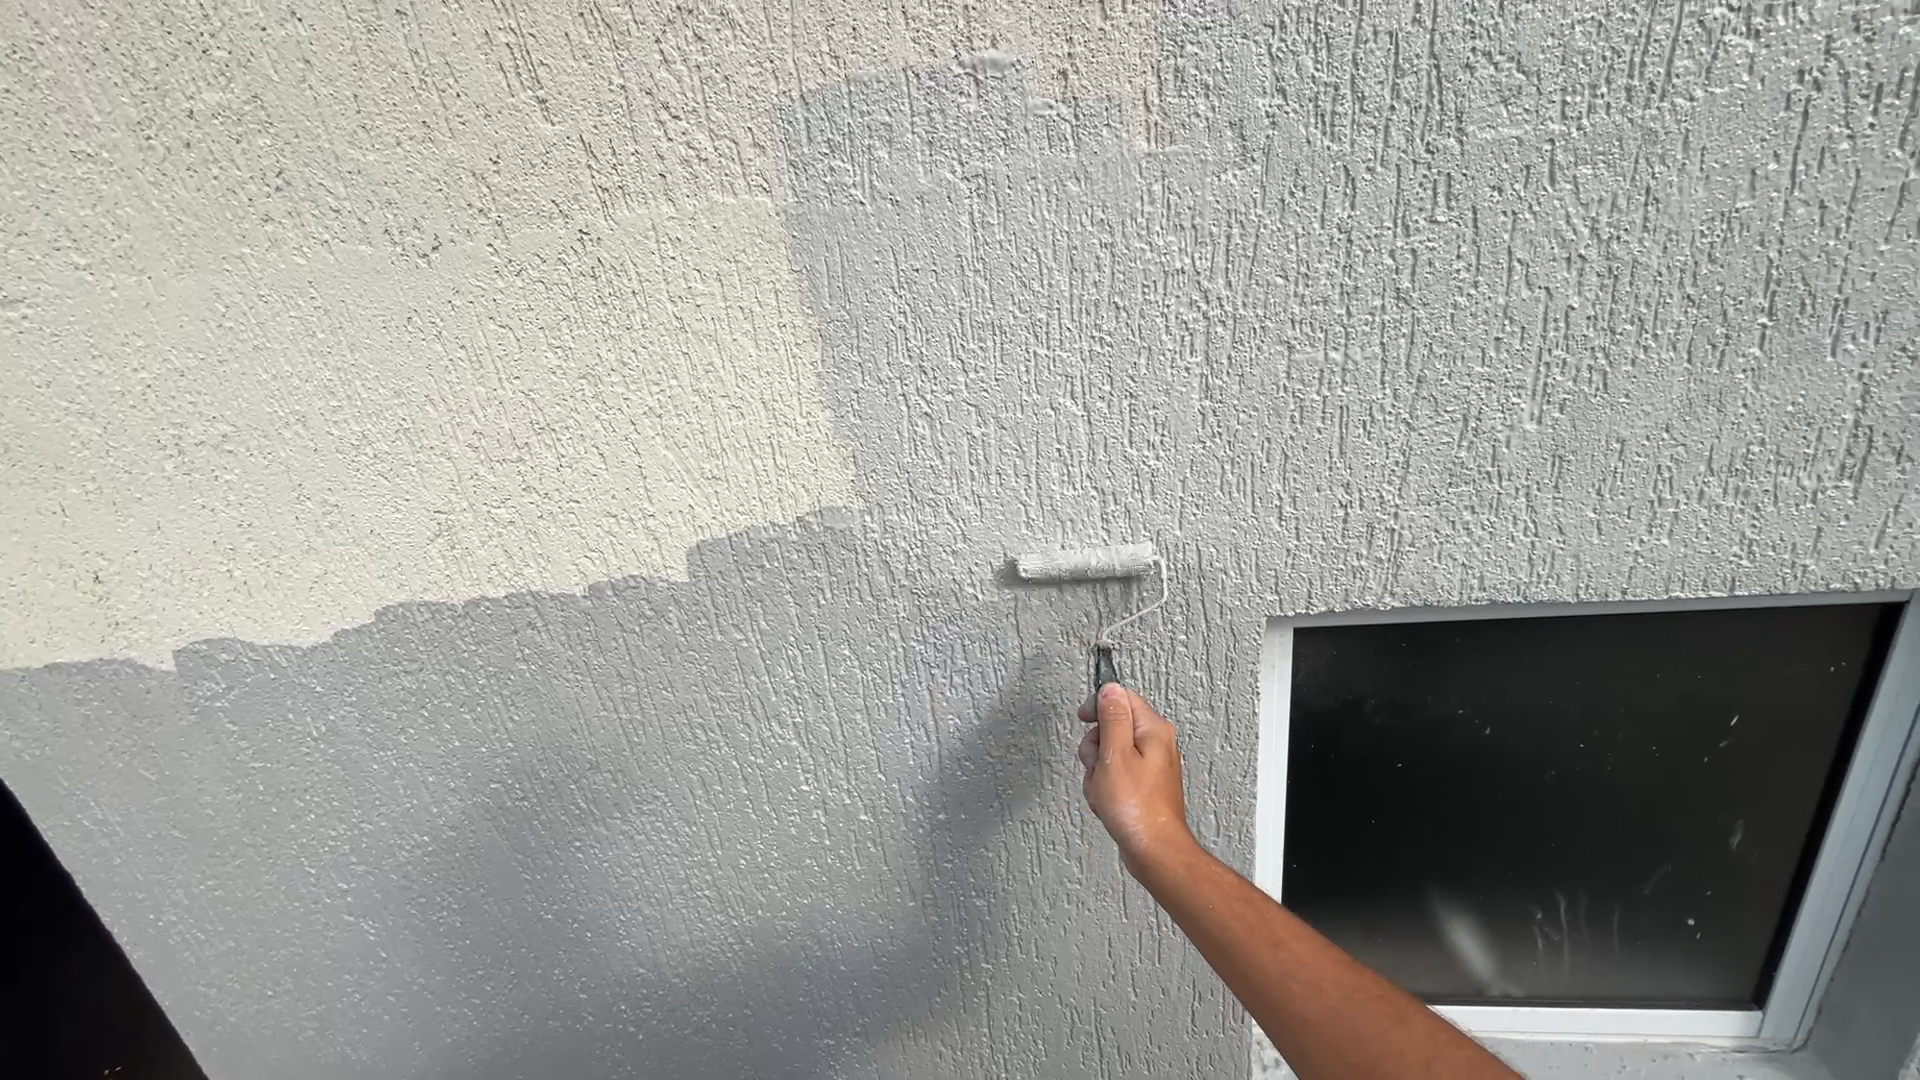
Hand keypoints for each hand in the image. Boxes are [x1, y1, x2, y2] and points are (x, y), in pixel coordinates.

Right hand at [1077, 683, 1195, 876]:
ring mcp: (1151, 765)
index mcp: (1154, 729)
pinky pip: (1115, 773)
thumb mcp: (1115, 754)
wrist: (1153, 850)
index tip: (1085, 719)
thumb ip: (1112, 716)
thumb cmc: (1137, 808)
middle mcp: (1157, 743)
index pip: (1121, 696)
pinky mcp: (1144, 784)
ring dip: (1098, 770)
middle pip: (1112, 725)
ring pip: (1110, 752)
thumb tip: (1109, 689)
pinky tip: (1108, 800)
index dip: (1098, 706)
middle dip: (1096, 746)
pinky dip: (1105, 786)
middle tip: (1099, 764)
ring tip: (1104, 788)